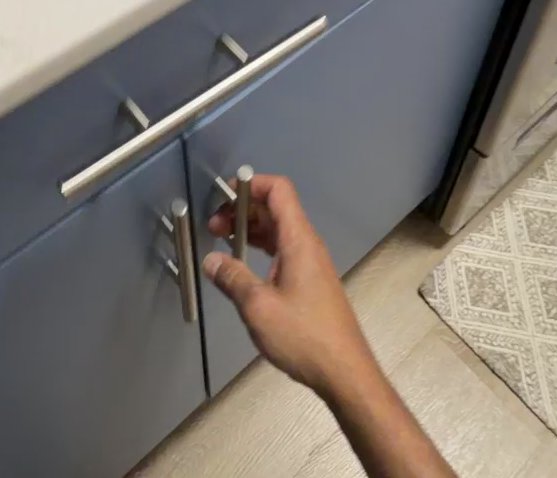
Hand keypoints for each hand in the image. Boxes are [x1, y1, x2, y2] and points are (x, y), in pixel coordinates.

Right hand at [202, 174, 377, 401]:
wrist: (344, 373)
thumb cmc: (304, 335)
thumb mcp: (258, 306)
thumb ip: (232, 278)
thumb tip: (211, 260)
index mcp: (298, 239)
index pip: (278, 190)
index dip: (251, 184)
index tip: (223, 196)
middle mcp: (306, 244)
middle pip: (275, 207)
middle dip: (242, 209)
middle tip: (214, 225)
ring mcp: (310, 262)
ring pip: (277, 229)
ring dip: (249, 229)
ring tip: (222, 241)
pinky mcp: (310, 281)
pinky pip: (282, 249)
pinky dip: (260, 247)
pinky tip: (242, 264)